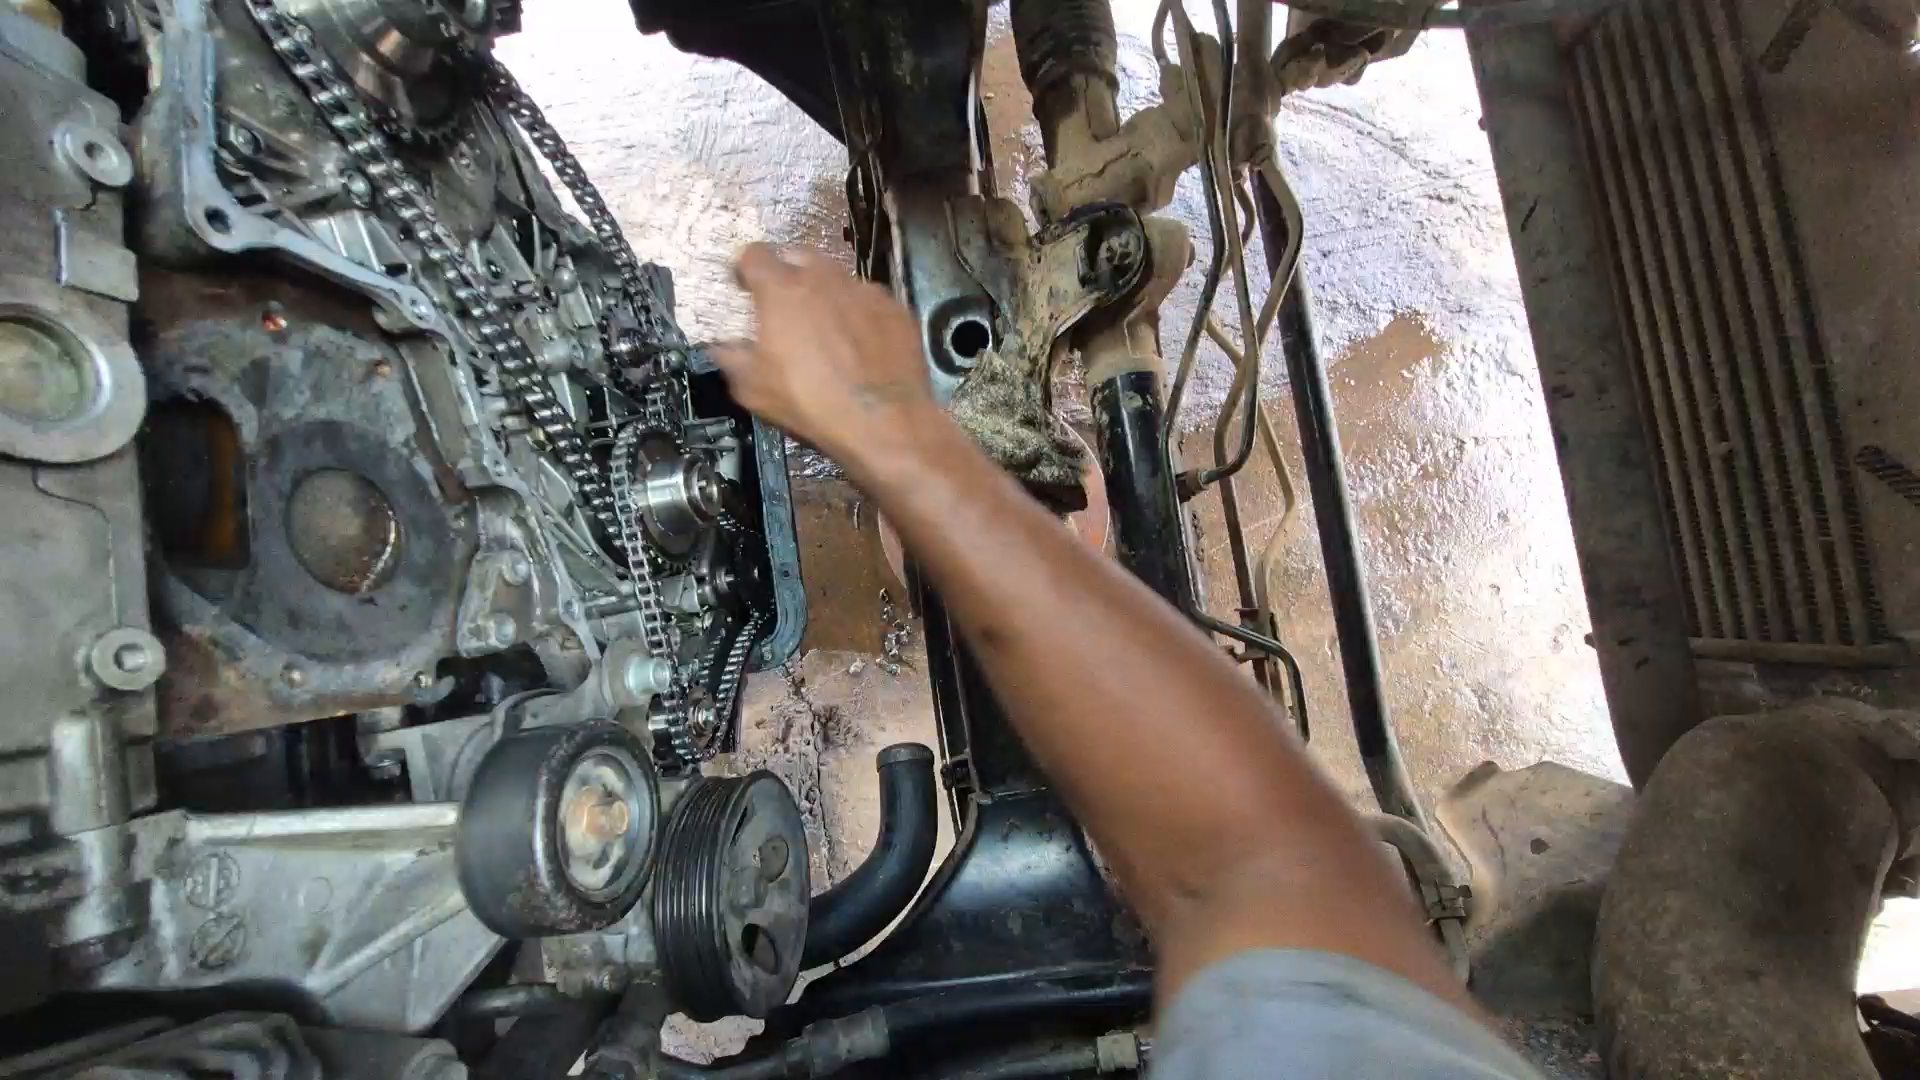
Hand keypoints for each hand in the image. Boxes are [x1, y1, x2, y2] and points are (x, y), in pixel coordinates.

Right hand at [710, 244, 940, 475]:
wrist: (885, 424)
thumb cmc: (813, 405)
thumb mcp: (753, 390)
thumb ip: (730, 358)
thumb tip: (721, 347)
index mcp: (782, 289)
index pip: (754, 255)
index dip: (746, 269)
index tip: (746, 288)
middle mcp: (825, 278)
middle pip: (799, 257)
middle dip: (788, 275)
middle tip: (787, 308)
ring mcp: (866, 291)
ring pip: (839, 279)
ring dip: (827, 295)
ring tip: (828, 331)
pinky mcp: (897, 310)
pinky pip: (871, 302)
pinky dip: (861, 315)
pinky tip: (863, 345)